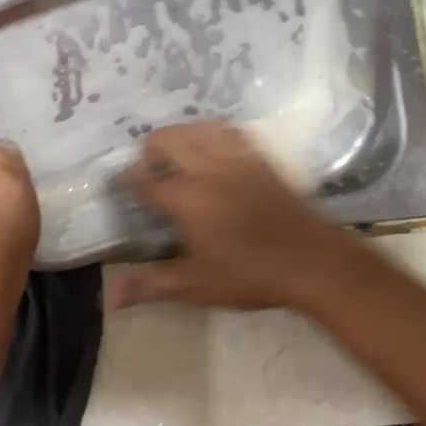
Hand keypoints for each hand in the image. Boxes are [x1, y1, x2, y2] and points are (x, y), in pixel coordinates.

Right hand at [109, 121, 351, 310]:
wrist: (315, 262)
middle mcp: (208, 169)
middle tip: (150, 175)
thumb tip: (110, 296)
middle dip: (150, 152)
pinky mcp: (262, 158)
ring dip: (180, 138)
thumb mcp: (197, 285)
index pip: (145, 179)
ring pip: (197, 129)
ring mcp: (238, 159)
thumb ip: (152, 284)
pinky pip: (229, 131)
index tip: (121, 185)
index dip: (128, 179)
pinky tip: (212, 151)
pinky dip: (211, 135)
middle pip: (167, 140)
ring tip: (177, 160)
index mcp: (188, 199)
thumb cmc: (252, 276)